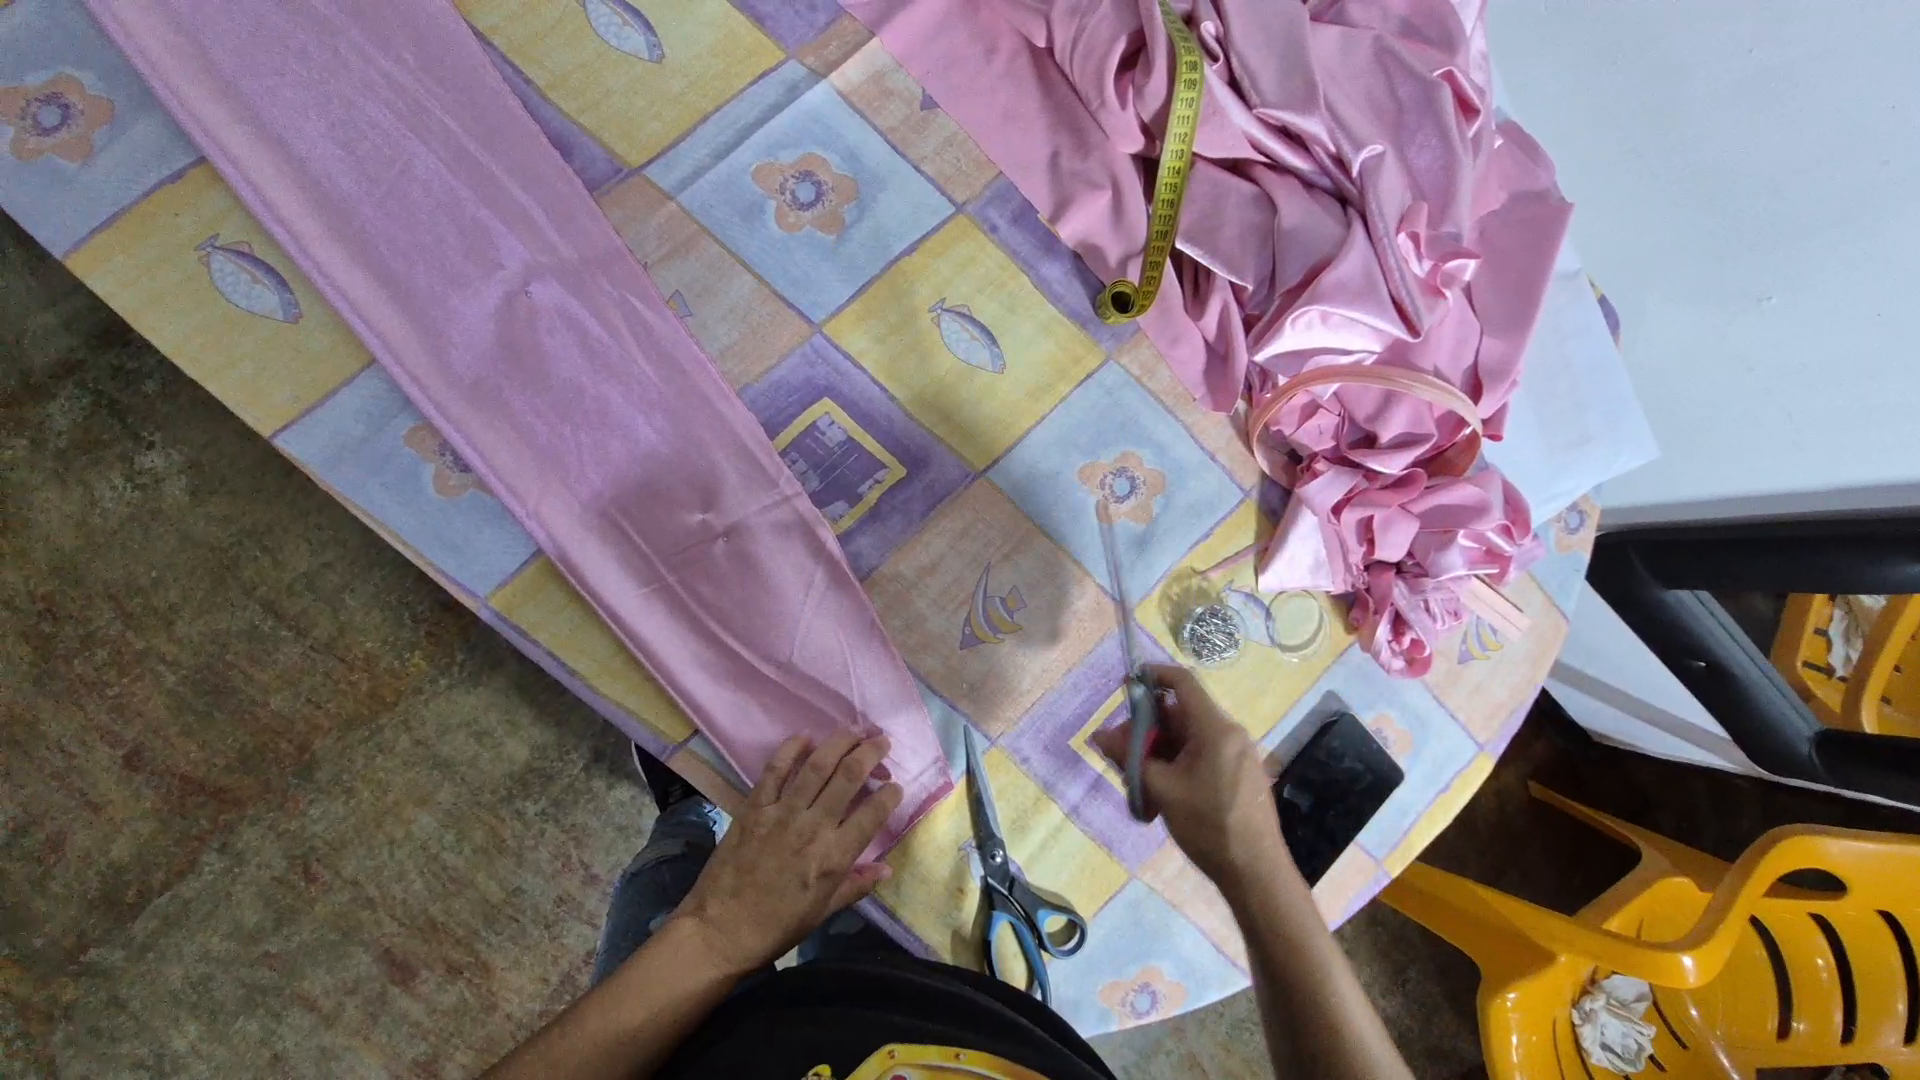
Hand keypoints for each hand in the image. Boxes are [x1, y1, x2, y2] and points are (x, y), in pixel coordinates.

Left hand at [675, 734, 902, 974]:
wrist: (719, 931)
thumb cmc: (776, 927)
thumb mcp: (823, 912)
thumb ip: (856, 886)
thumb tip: (886, 869)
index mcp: (834, 857)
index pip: (873, 814)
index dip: (890, 794)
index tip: (895, 786)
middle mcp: (813, 827)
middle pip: (849, 777)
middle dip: (870, 753)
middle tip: (882, 741)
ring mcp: (782, 813)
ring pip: (817, 765)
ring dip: (840, 742)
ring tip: (855, 730)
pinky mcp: (755, 807)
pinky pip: (775, 770)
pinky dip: (791, 749)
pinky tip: (805, 737)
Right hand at [1092, 664, 1290, 895]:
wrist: (1256, 874)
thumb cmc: (1208, 826)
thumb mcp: (1162, 789)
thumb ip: (1130, 757)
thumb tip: (1099, 735)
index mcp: (1215, 728)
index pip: (1182, 682)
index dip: (1153, 675)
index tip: (1127, 684)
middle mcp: (1231, 734)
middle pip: (1182, 713)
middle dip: (1148, 726)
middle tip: (1122, 750)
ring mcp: (1239, 756)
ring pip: (1190, 737)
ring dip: (1160, 749)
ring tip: (1138, 779)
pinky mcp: (1241, 775)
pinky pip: (1203, 754)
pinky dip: (1178, 762)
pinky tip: (1162, 792)